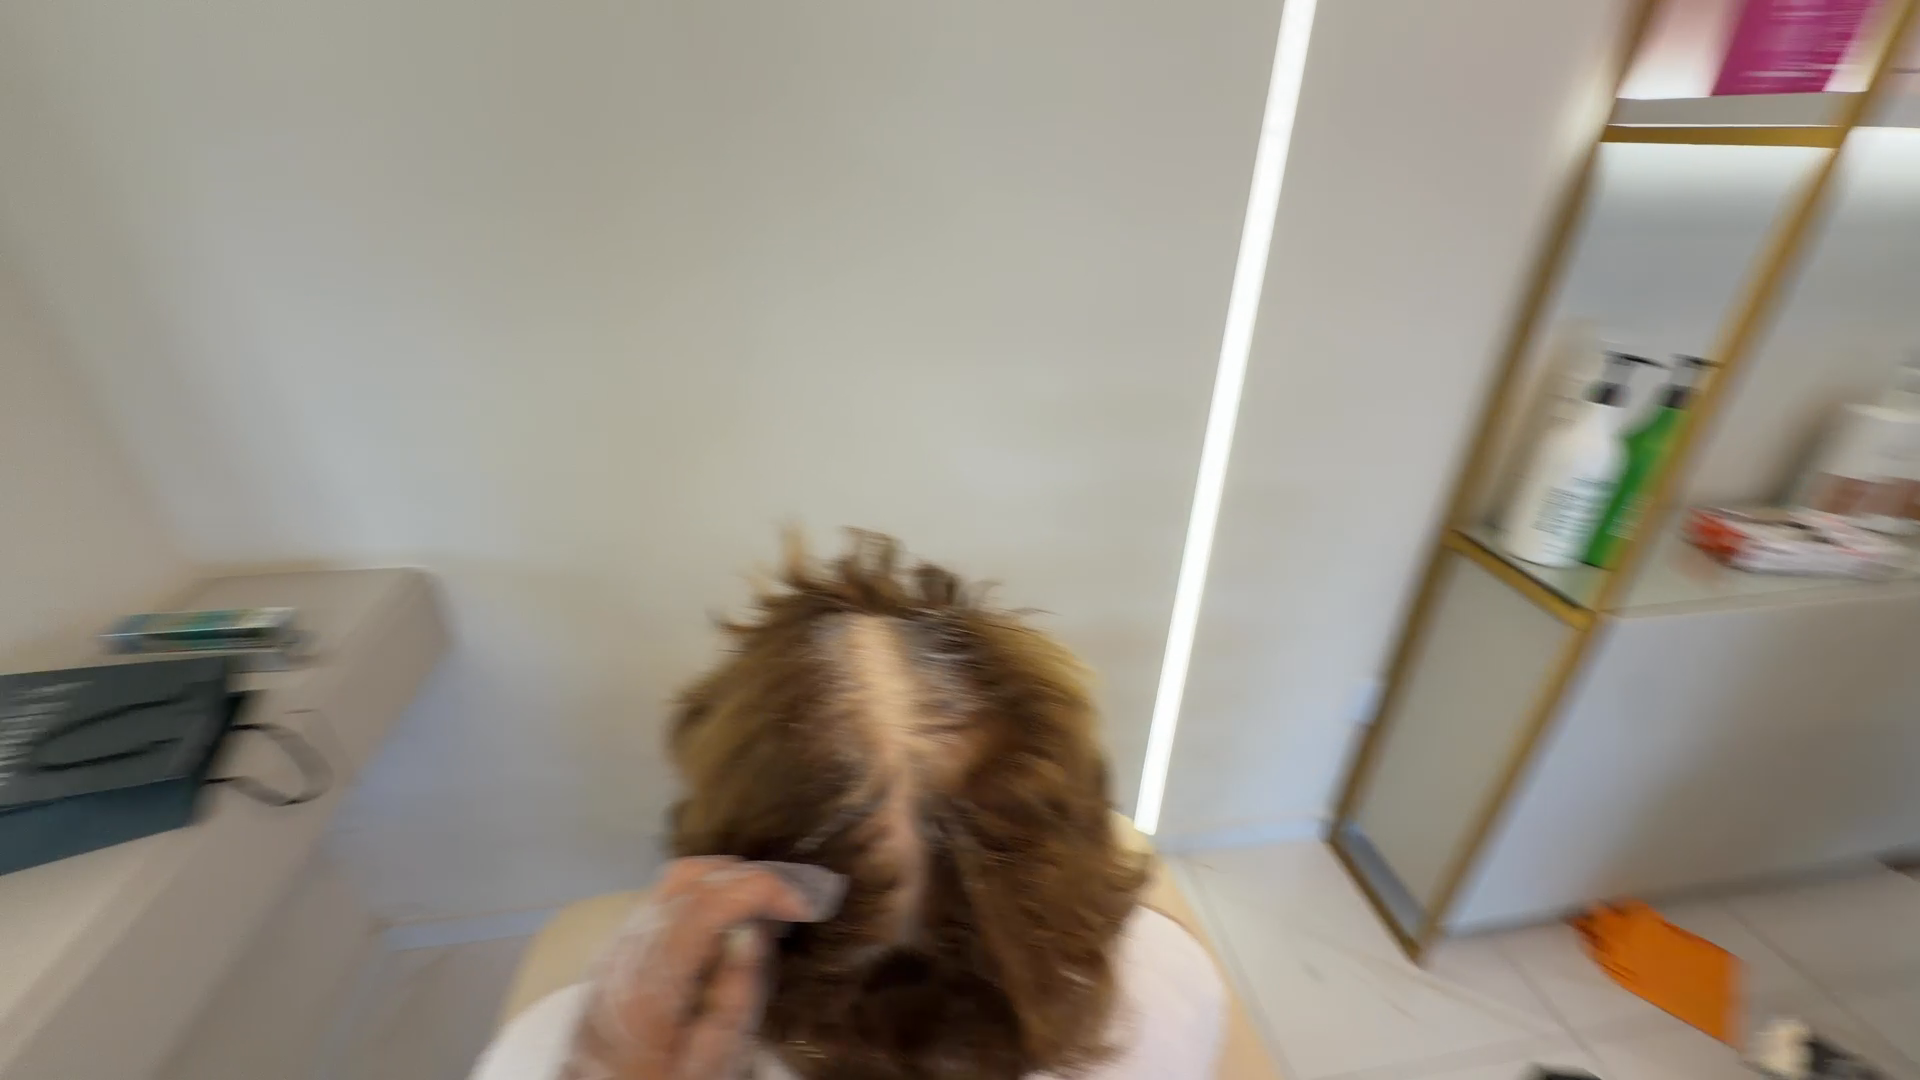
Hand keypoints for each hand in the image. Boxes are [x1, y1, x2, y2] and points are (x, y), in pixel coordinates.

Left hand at [562, 857, 839, 1079]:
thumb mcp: (712, 1063)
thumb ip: (735, 997)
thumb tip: (754, 930)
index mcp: (651, 984)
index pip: (710, 904)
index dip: (763, 890)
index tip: (803, 907)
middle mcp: (628, 950)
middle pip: (694, 878)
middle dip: (752, 879)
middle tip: (790, 903)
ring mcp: (618, 942)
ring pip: (679, 877)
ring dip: (730, 879)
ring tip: (764, 905)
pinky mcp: (619, 943)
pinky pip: (668, 894)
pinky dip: (708, 890)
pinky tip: (730, 918)